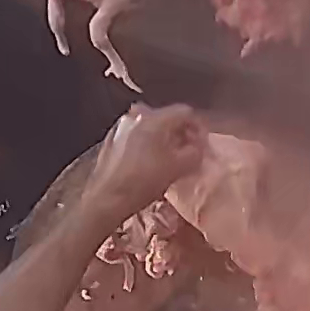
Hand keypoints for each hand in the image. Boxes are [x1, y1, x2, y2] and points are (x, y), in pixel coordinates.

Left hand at [78, 105, 205, 229]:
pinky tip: (148, 162)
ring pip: (151, 126)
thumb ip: (195, 153)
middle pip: (167, 117)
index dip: (199, 128)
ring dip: (164, 139)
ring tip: (169, 158)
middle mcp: (137, 115)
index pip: (185, 112)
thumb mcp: (177, 169)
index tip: (202, 145)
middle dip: (182, 133)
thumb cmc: (144, 182)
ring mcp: (121, 126)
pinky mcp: (111, 139)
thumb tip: (199, 147)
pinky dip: (148, 143)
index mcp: (155, 118)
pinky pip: (136, 135)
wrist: (106, 198)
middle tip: (188, 152)